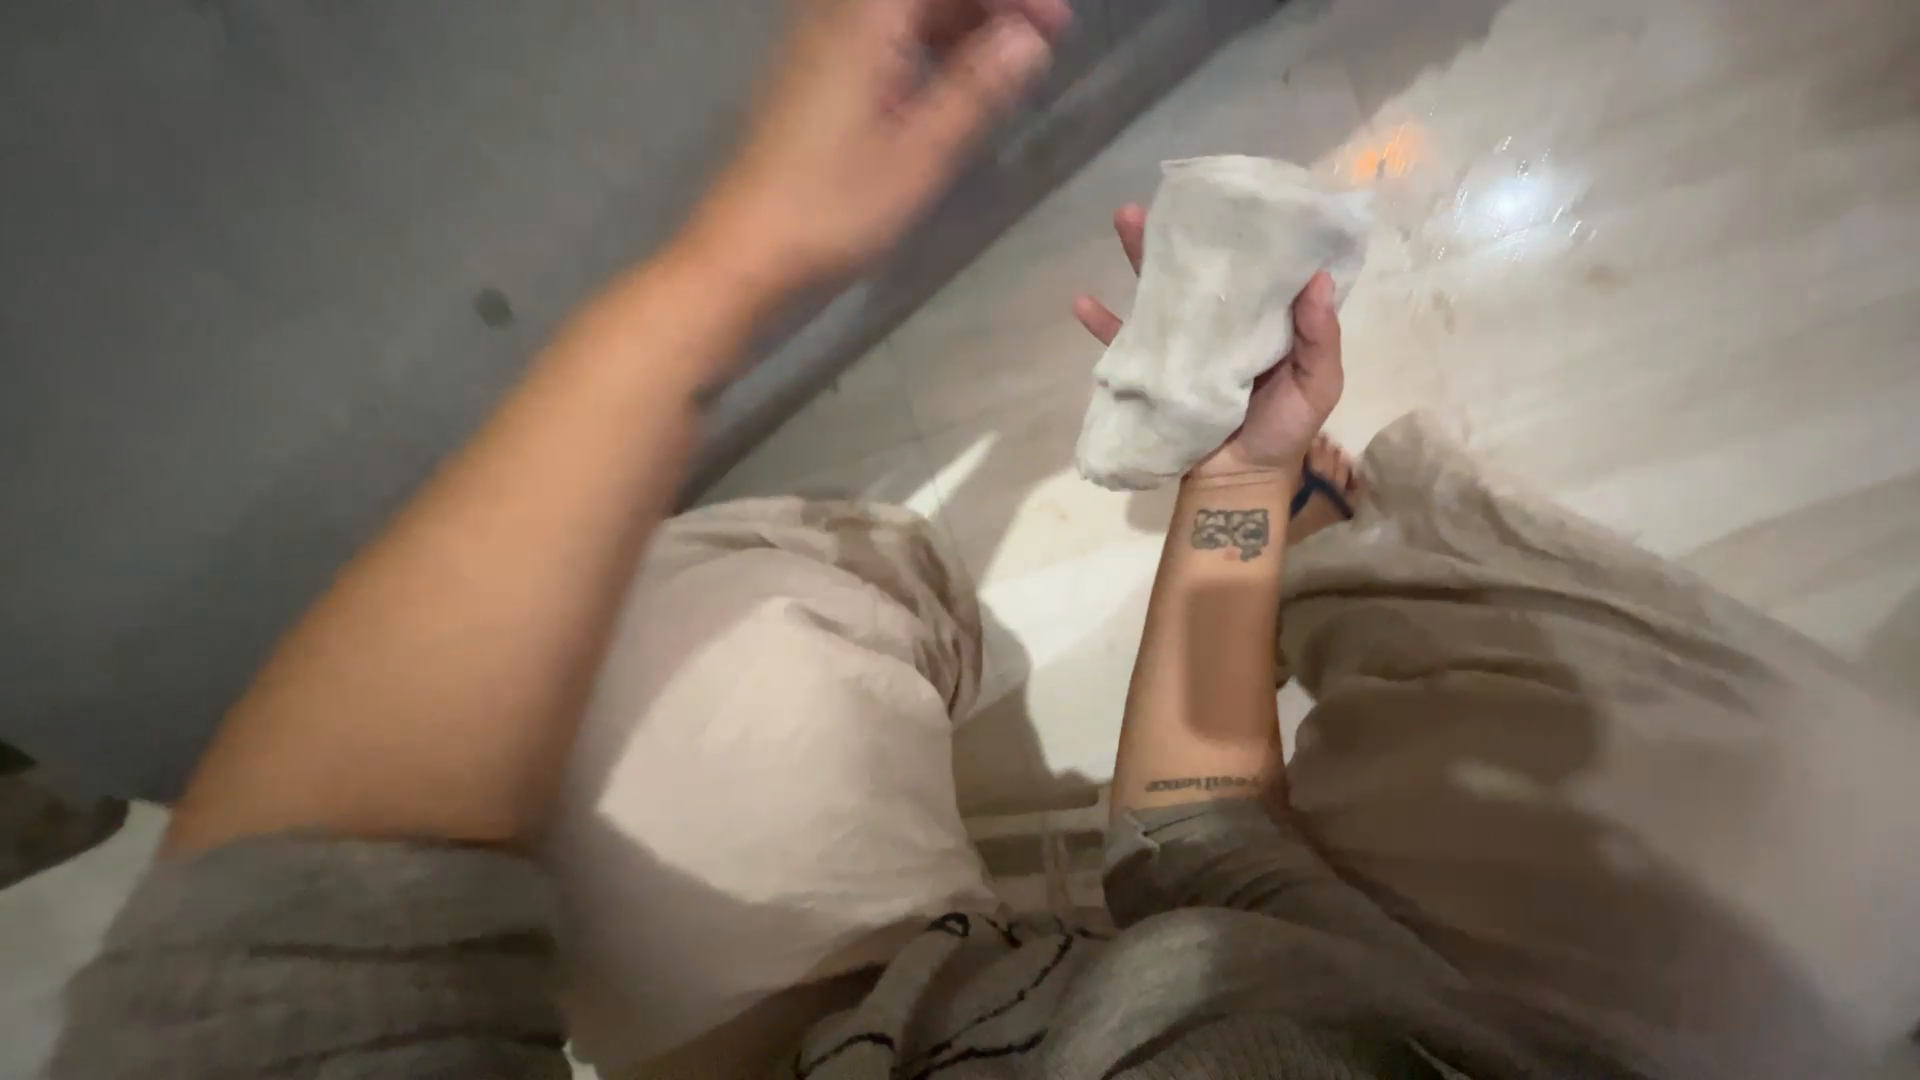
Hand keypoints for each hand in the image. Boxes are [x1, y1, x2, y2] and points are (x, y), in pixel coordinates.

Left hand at [691, 0, 1068, 291]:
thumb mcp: (918, 156)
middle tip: (1047, 38)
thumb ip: (975, 92)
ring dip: (964, 27)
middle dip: (990, 4)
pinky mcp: (821, 86)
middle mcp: (842, 19)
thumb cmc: (833, 209)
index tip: (1055, 20)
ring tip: (1014, 62)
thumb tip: (1030, 39)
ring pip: (908, 16)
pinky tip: (958, 87)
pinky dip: (931, 55)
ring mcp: (828, 52)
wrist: (748, 252)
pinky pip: (888, 45)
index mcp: (866, 21)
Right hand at [1073, 203, 1346, 479]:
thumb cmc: (1284, 432)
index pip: (1258, 267)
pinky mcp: (1156, 370)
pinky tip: (1082, 302)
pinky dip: (1103, 325)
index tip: (1238, 196)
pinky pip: (1125, 344)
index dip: (1249, 232)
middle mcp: (1224, 324)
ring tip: (1123, 221)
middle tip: (1163, 197)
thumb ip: (1319, 338)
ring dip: (1139, 260)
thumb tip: (1315, 278)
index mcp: (1266, 322)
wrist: (1237, 480)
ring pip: (1161, 294)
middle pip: (1200, 271)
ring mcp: (1186, 346)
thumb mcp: (1317, 385)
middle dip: (1181, 233)